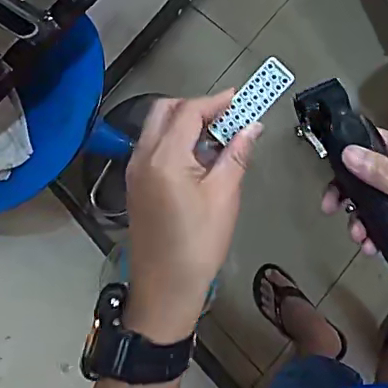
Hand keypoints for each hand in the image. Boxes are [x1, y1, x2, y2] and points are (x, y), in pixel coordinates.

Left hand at [124, 90, 260, 342]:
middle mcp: (142, 157)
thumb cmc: (198, 243)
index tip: (241, 98)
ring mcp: (135, 171)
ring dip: (186, 121)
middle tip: (229, 113)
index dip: (216, 101)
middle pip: (165, 111)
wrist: (165, 289)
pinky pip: (155, 146)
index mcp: (163, 158)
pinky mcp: (137, 184)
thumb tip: (251, 126)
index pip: (188, 112)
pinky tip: (201, 155)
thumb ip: (236, 153)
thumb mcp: (225, 195)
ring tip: (220, 133)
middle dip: (197, 106)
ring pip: (157, 127)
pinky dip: (177, 139)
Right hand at [319, 128, 387, 283]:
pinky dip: (373, 236)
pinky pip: (382, 226)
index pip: (373, 142)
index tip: (332, 169)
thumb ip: (380, 172)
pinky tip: (372, 247)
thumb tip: (350, 152)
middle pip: (366, 177)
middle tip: (333, 206)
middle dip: (349, 194)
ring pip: (372, 205)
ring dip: (360, 221)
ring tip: (360, 236)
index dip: (349, 152)